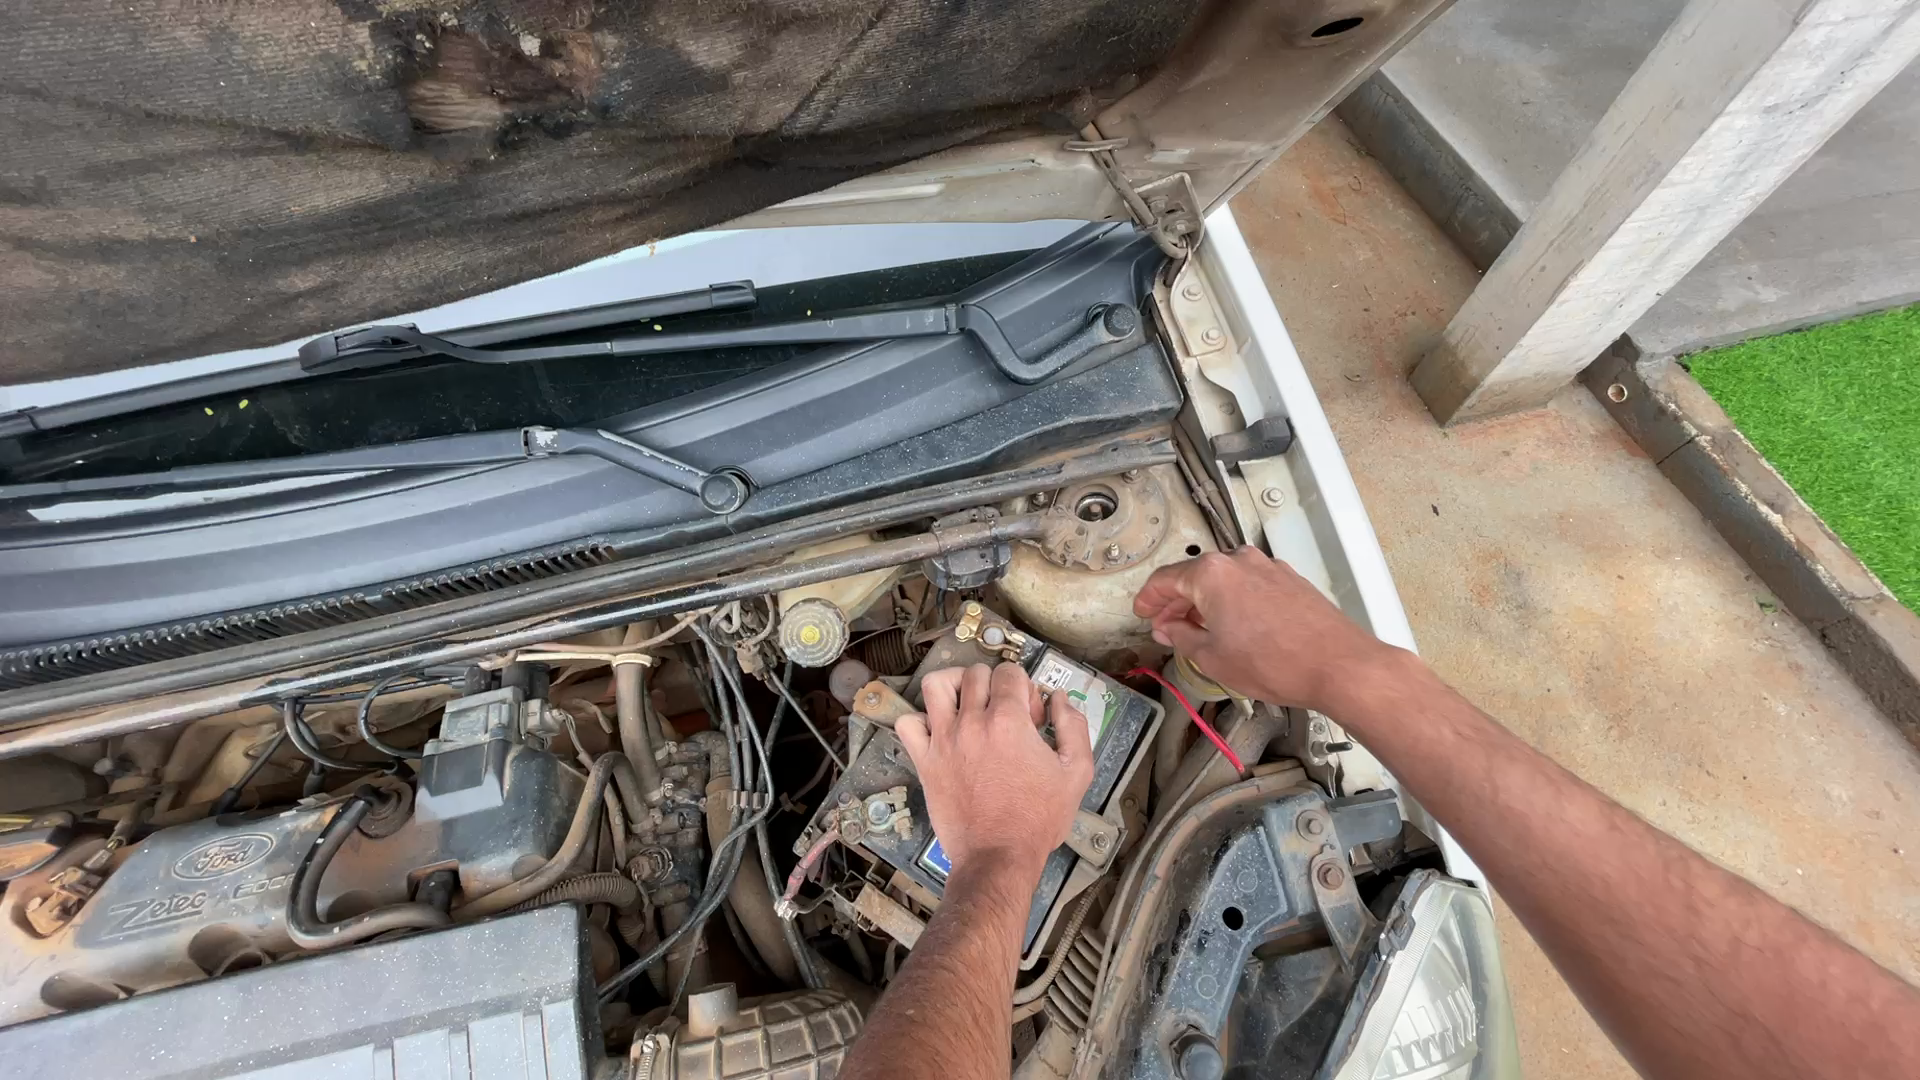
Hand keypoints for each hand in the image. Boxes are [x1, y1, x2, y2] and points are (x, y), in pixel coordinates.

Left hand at [896, 663, 1093, 883]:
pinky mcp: (925, 761)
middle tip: (1003, 712)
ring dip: (953, 684)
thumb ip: (1074, 727)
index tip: (1029, 712)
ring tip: (966, 702)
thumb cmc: (1036, 820)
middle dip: (994, 684)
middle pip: (976, 673)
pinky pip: (908, 724)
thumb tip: (1061, 699)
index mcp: (1008, 721)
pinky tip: (938, 730)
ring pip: (937, 684)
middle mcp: (972, 723)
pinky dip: (919, 719)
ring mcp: (944, 740)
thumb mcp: (1076, 773)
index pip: (1010, 672)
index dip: (1024, 687)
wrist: (998, 857)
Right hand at [1131, 546, 1402, 713]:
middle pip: (1193, 576)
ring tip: (1198, 629)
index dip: (1148, 599)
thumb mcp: (1211, 657)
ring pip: (1222, 579)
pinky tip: (1232, 625)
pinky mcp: (1289, 579)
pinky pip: (1248, 584)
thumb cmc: (1278, 662)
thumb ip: (1180, 636)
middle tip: (1164, 624)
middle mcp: (1239, 561)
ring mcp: (1267, 567)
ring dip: (1204, 601)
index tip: (1142, 611)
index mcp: (1211, 573)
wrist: (1339, 666)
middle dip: (1175, 601)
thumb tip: (1168, 628)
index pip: (1165, 579)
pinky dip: (1232, 600)